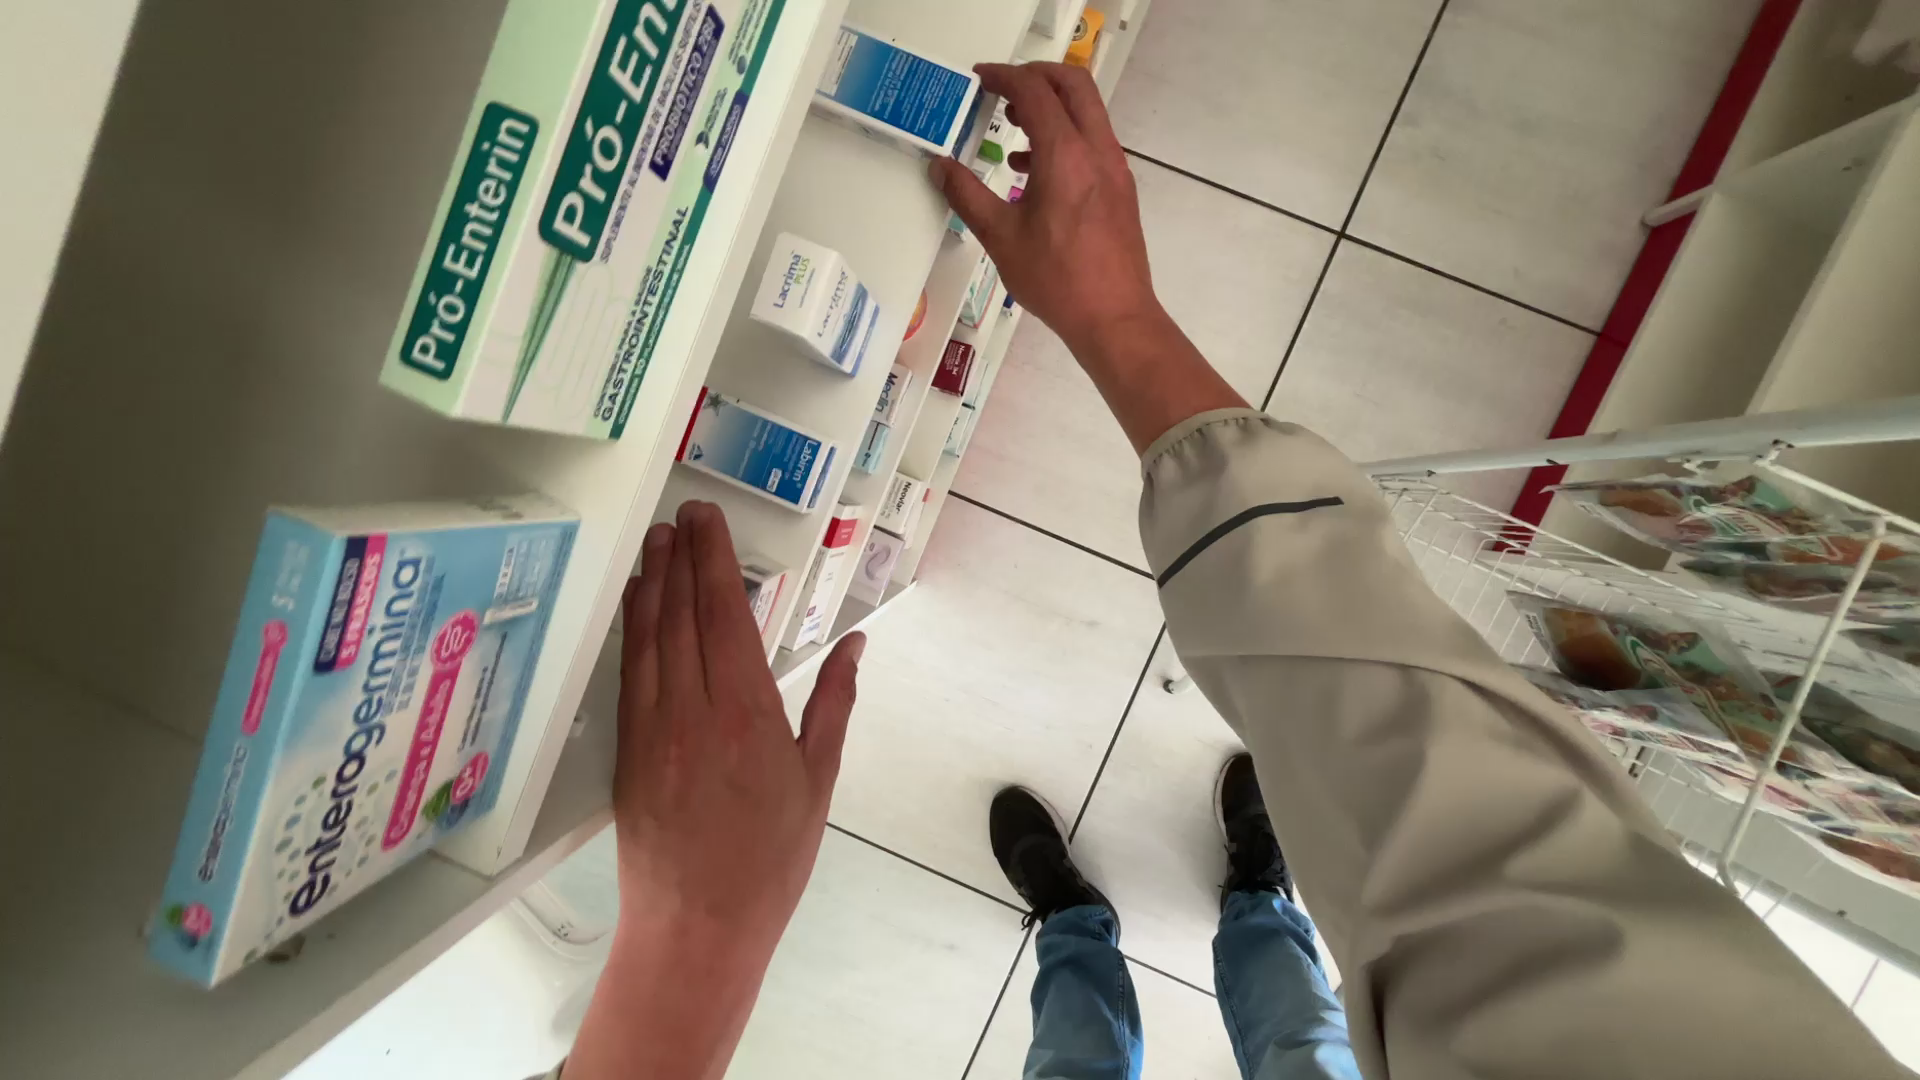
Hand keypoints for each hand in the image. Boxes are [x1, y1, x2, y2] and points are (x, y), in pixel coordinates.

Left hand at [614, 500, 864, 952]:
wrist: (698, 926)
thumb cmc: (772, 855)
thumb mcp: (818, 779)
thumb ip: (835, 702)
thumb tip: (855, 642)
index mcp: (749, 713)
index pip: (726, 616)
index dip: (713, 561)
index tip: (707, 520)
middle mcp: (695, 709)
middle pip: (684, 615)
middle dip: (682, 556)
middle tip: (682, 511)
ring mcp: (653, 729)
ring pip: (650, 638)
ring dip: (652, 583)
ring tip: (654, 540)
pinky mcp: (627, 750)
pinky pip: (629, 675)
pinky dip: (632, 630)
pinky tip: (636, 604)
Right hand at [930, 62, 1162, 355]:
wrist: (1113, 317)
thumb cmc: (1056, 280)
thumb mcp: (1001, 238)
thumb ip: (967, 196)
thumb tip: (940, 168)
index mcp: (1065, 154)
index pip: (1034, 91)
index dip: (1004, 77)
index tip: (980, 80)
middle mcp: (1096, 150)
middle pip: (1072, 84)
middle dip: (1036, 78)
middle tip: (1003, 92)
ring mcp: (1115, 169)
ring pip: (1087, 114)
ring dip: (1052, 110)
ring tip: (1016, 133)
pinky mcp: (1121, 191)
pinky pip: (1094, 144)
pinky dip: (1067, 139)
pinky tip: (1038, 176)